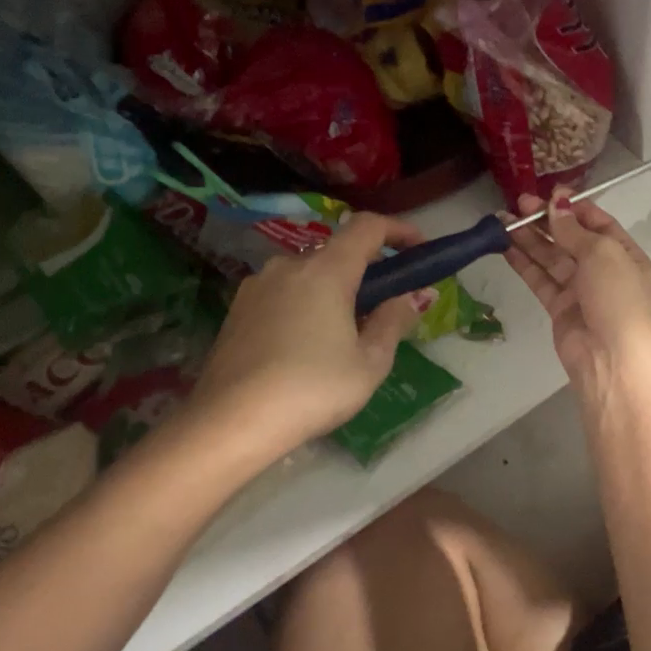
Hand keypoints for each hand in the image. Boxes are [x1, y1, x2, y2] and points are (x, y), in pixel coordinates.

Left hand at [187, 214, 436, 452]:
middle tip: (389, 305)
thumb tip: (416, 294)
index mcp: (326, 271)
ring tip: (350, 331)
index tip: (420, 249)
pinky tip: (313, 344)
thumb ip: (395, 320)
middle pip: (337, 252)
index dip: (399, 230)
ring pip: (309, 274)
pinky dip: (309, 304)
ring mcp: (257, 287)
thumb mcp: (370, 361)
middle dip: (369, 269)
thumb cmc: (313, 389)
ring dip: (337, 289)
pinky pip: (286, 293)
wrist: (231, 423)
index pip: (367, 227)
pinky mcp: (238, 311)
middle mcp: (288, 267)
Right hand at [504, 189, 650, 393]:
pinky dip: (523, 263)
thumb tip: (557, 203)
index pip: (598, 223)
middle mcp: (604, 270)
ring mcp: (581, 290)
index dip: (574, 208)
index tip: (548, 194)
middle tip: (519, 203)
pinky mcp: (560, 307)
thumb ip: (574, 229)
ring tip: (503, 219)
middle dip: (546, 221)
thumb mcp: (602, 254)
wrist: (611, 356)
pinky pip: (540, 279)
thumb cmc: (616, 298)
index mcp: (625, 254)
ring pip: (552, 258)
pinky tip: (505, 246)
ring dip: (529, 239)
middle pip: (571, 238)